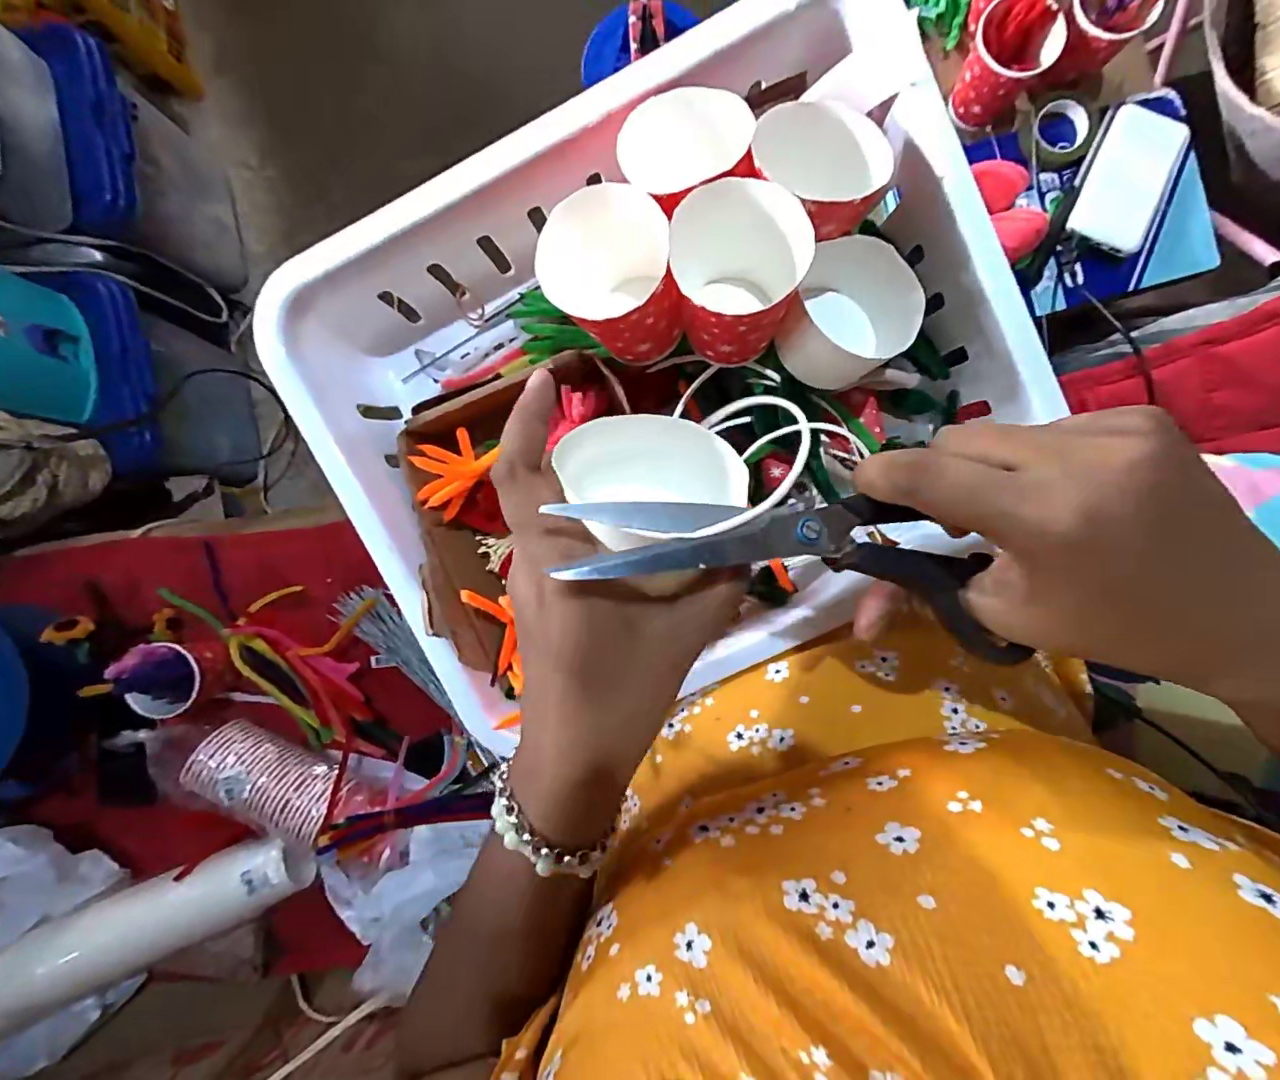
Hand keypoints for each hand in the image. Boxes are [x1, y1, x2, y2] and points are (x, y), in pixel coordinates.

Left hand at [491, 370, 744, 785]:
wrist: (576, 757)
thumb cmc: (622, 691)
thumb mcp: (687, 630)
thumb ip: (724, 580)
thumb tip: (757, 542)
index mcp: (556, 558)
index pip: (521, 473)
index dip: (526, 418)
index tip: (547, 375)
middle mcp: (531, 562)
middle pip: (529, 487)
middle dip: (554, 442)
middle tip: (608, 420)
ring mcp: (528, 585)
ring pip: (539, 516)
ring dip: (566, 483)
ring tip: (616, 465)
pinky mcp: (539, 604)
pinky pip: (551, 544)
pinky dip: (575, 520)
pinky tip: (616, 529)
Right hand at [852, 407, 1279, 694]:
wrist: (1241, 610)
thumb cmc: (1118, 628)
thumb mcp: (1011, 618)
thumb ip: (931, 589)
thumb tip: (864, 597)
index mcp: (1045, 517)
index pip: (932, 474)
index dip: (882, 475)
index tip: (861, 484)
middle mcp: (1078, 456)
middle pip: (960, 439)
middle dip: (938, 473)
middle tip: (950, 517)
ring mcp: (1116, 426)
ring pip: (1004, 432)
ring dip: (990, 467)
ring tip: (1021, 508)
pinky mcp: (1140, 415)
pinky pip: (1051, 427)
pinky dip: (1039, 459)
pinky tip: (1073, 492)